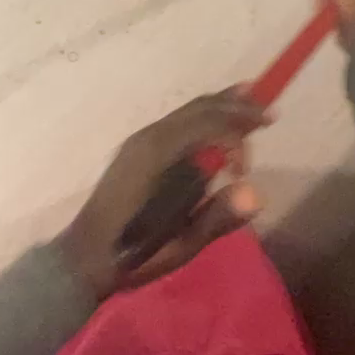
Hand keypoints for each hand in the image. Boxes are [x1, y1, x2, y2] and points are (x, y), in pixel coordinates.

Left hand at [56, 90, 269, 297]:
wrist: (85, 255)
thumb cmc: (134, 252)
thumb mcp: (180, 244)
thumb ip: (217, 216)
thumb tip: (256, 193)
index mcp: (157, 153)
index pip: (207, 126)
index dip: (236, 138)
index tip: (247, 170)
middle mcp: (149, 136)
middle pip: (199, 109)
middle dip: (235, 107)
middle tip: (268, 112)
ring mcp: (142, 139)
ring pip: (189, 111)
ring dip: (221, 106)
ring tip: (250, 99)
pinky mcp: (140, 147)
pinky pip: (179, 121)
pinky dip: (204, 116)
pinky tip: (217, 122)